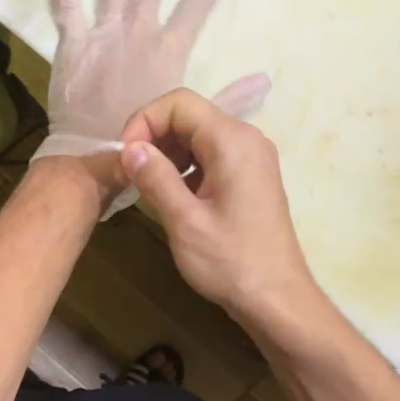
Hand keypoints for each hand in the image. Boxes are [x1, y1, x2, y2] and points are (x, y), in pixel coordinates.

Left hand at [38, 0, 268, 212]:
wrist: (93, 162)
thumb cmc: (139, 148)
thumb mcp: (189, 124)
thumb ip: (227, 98)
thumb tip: (266, 82)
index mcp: (169, 52)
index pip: (194, 9)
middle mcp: (139, 34)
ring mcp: (105, 36)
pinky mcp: (73, 46)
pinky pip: (65, 3)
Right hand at [118, 89, 330, 332]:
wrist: (275, 297)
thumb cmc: (229, 261)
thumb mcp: (184, 221)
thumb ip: (155, 179)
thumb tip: (129, 149)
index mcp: (232, 141)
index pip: (179, 103)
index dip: (145, 121)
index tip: (125, 156)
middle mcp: (246, 139)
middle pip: (190, 116)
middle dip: (153, 137)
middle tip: (130, 174)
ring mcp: (251, 158)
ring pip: (199, 136)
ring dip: (167, 154)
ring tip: (146, 187)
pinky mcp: (250, 178)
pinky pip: (210, 157)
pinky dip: (185, 168)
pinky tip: (171, 197)